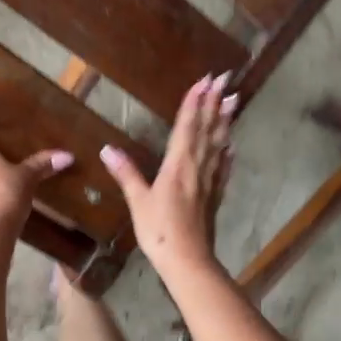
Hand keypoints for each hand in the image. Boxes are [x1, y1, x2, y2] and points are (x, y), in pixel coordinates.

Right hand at [99, 73, 236, 271]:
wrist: (188, 261)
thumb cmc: (159, 231)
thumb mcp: (138, 201)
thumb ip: (126, 174)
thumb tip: (107, 149)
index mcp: (177, 166)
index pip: (187, 127)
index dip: (194, 103)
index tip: (204, 80)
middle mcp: (197, 168)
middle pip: (206, 130)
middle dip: (213, 103)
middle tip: (224, 80)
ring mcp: (209, 183)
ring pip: (218, 145)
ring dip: (224, 122)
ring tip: (233, 101)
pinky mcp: (215, 197)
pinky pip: (223, 170)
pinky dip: (227, 154)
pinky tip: (231, 146)